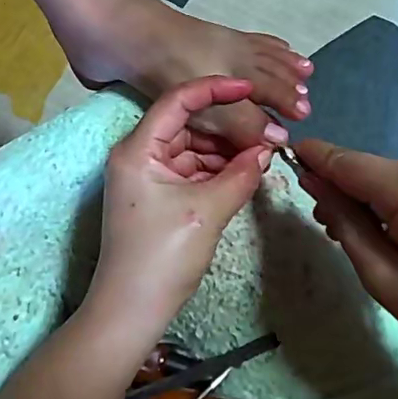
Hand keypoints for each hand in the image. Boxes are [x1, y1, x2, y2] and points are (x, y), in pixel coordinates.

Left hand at [88, 77, 273, 340]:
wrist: (130, 310)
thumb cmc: (162, 255)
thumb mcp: (207, 211)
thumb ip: (240, 175)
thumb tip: (267, 149)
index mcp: (138, 148)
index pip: (178, 100)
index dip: (215, 90)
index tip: (250, 88)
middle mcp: (137, 154)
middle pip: (186, 126)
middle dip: (226, 130)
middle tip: (267, 135)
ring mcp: (145, 176)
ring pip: (190, 149)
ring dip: (223, 153)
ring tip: (260, 157)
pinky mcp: (155, 196)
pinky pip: (188, 171)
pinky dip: (214, 172)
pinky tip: (243, 175)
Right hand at [295, 140, 397, 392]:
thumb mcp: (384, 277)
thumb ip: (343, 220)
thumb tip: (314, 181)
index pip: (346, 160)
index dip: (313, 158)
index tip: (285, 159)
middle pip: (372, 169)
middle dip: (344, 190)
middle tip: (328, 228)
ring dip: (374, 199)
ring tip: (367, 241)